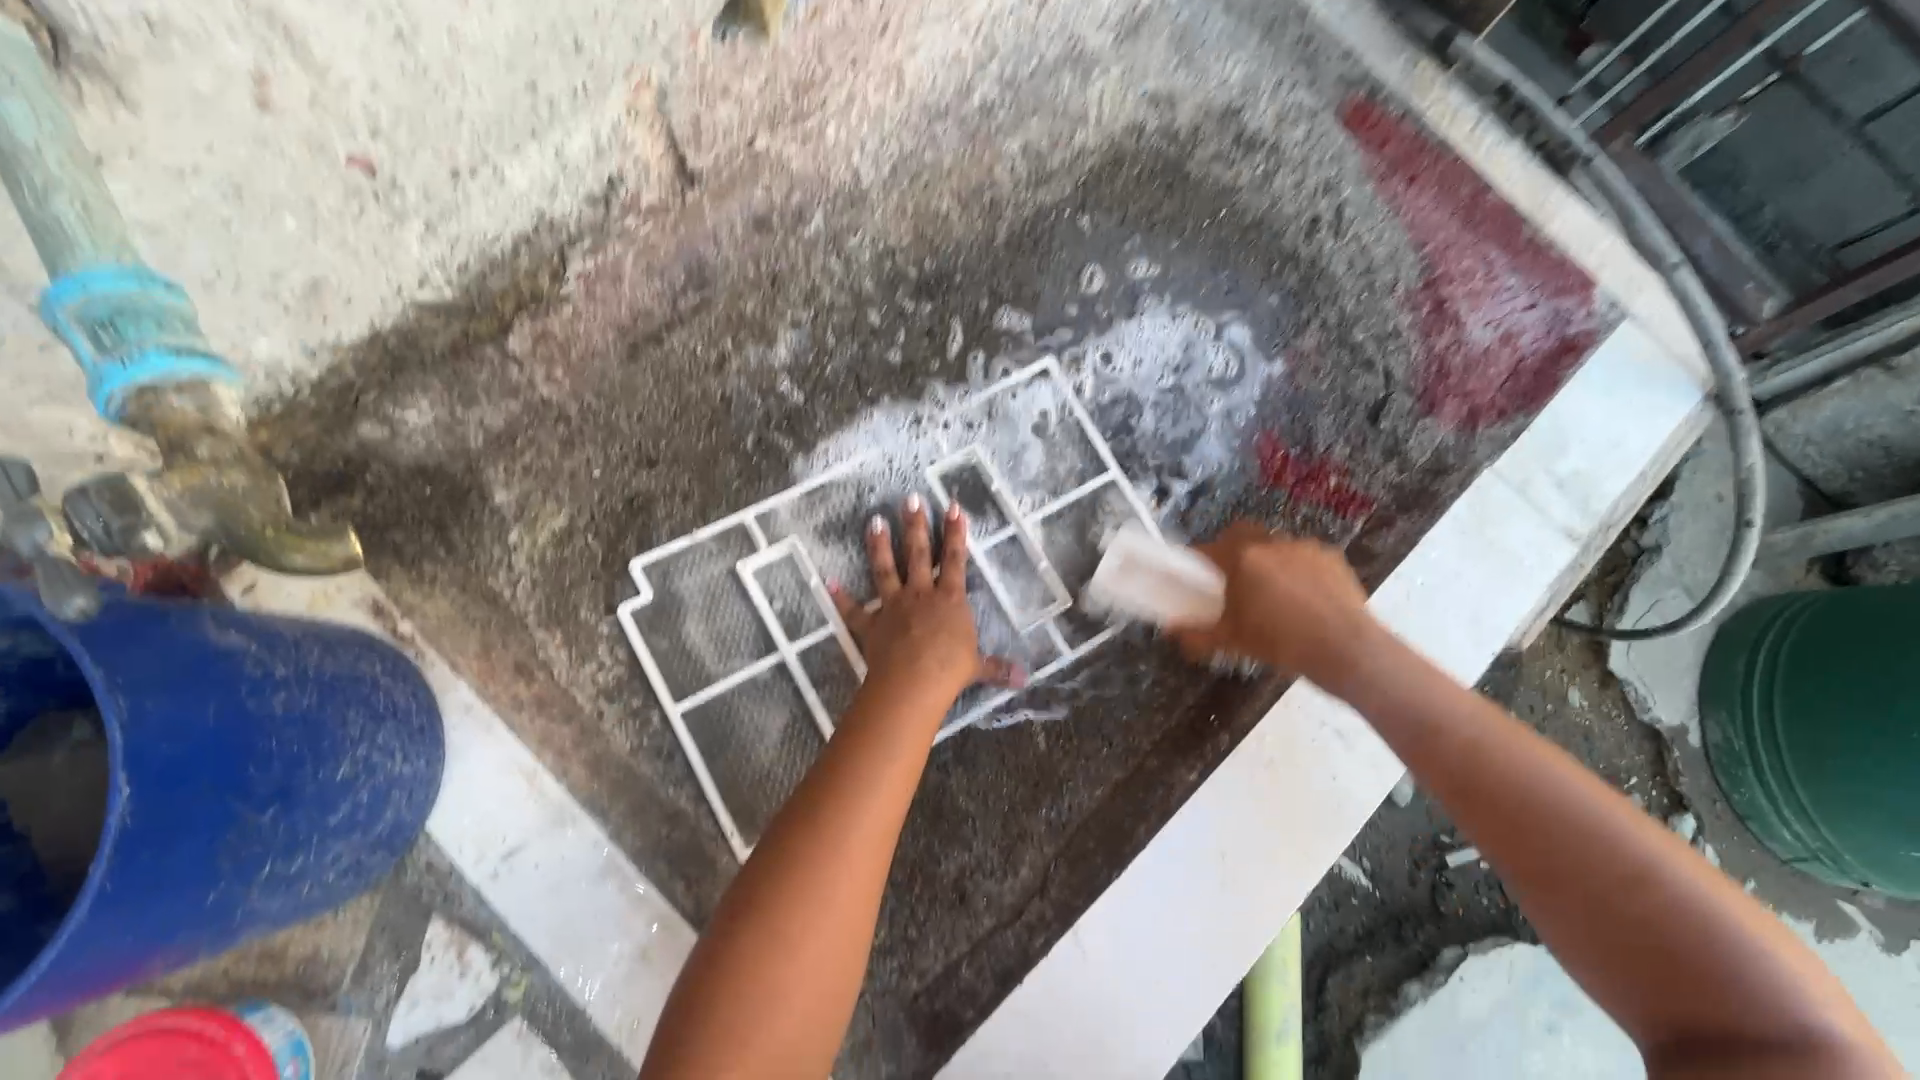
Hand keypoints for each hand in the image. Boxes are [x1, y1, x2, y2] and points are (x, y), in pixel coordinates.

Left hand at [829, 495, 1023, 709]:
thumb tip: (1025, 678)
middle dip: (915, 524)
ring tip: (874, 520)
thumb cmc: (950, 670)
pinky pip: (853, 610)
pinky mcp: (871, 625)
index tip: (953, 506)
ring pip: (885, 569)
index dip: (955, 532)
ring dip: (879, 545)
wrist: (914, 683)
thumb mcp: (977, 667)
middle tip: (909, 499)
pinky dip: (840, 597)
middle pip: (917, 553)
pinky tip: (827, 582)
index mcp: (950, 599)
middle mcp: (921, 594)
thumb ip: (997, 667)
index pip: (954, 559)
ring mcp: (893, 606)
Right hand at [1170, 521, 1380, 689]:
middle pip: (1242, 533)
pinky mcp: (1332, 557)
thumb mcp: (1233, 642)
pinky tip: (1304, 598)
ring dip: (1268, 562)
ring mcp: (1305, 547)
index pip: (1207, 548)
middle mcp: (1271, 544)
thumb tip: (1174, 632)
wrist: (1345, 650)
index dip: (1197, 560)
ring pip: (1275, 546)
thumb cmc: (1282, 643)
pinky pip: (1305, 557)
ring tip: (1273, 594)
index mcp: (1242, 559)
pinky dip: (1298, 571)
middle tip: (1233, 579)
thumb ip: (1198, 635)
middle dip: (1233, 549)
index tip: (1195, 576)